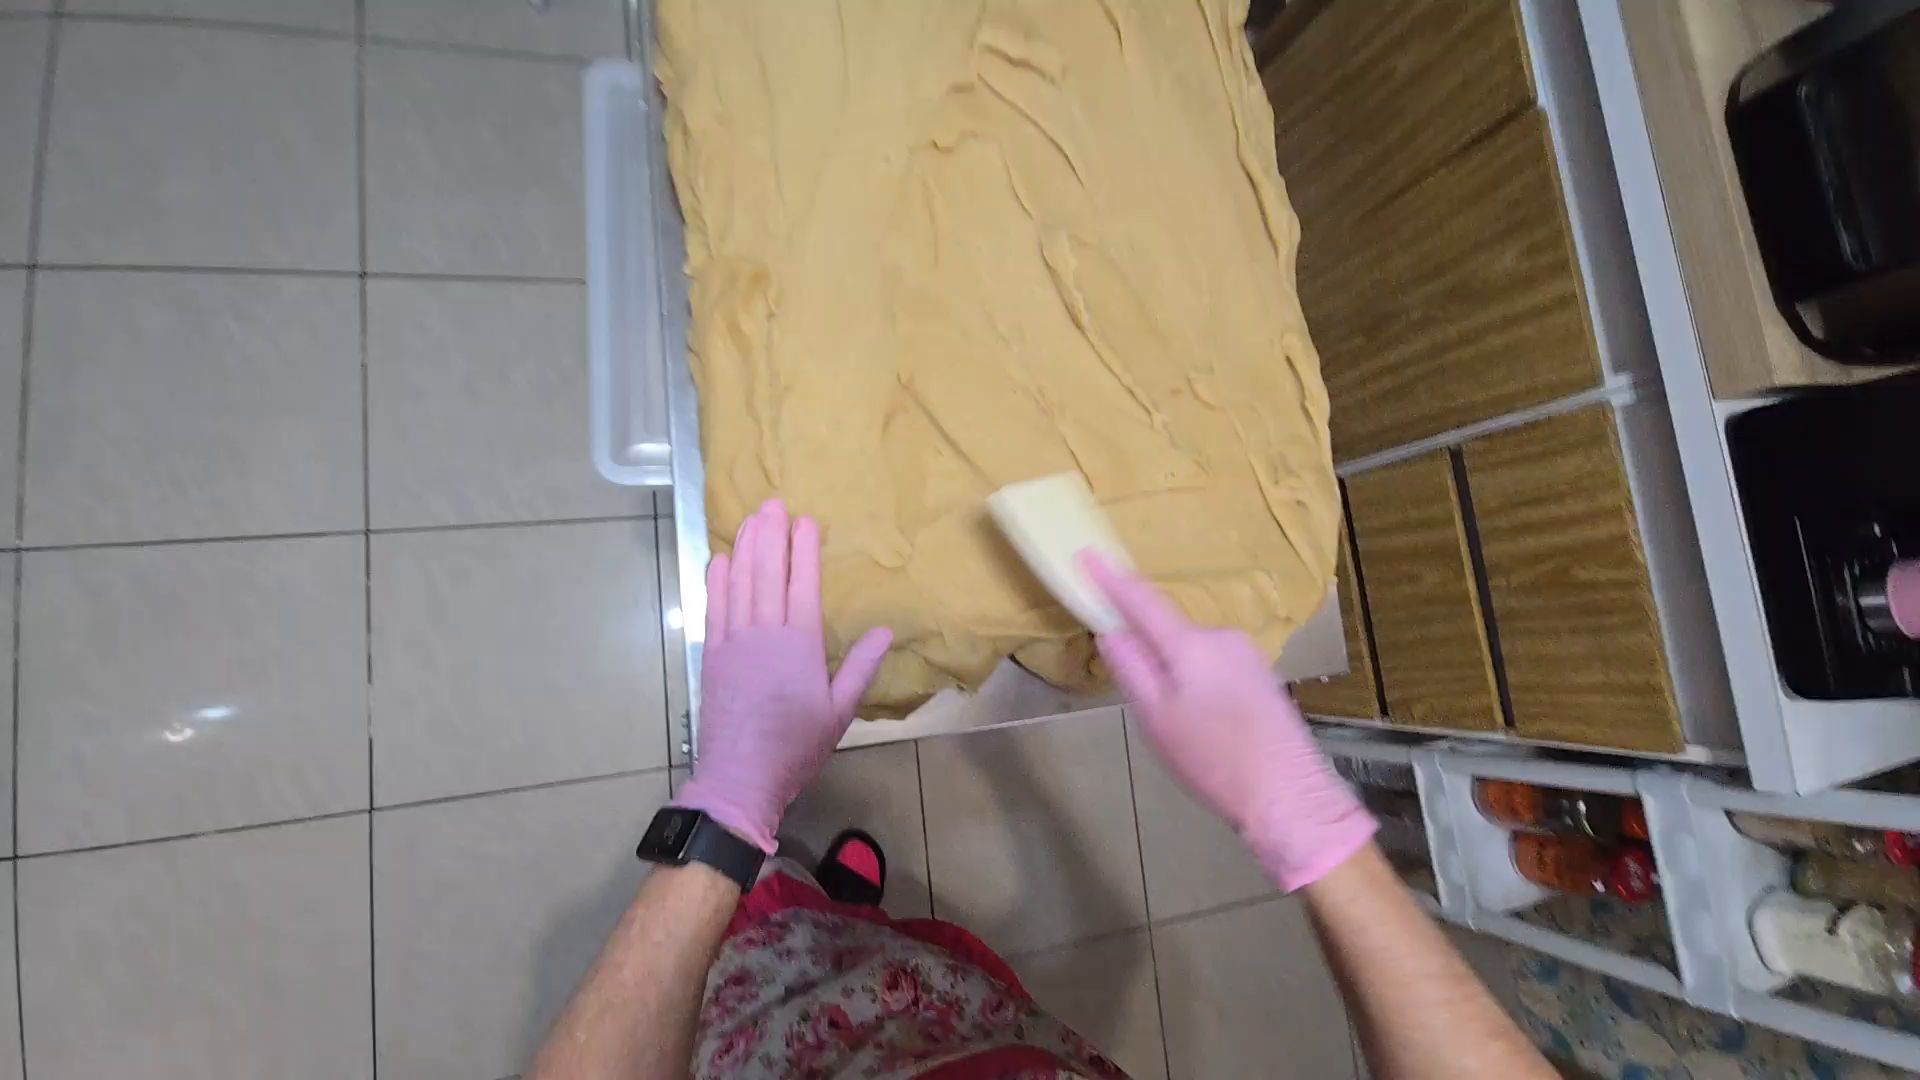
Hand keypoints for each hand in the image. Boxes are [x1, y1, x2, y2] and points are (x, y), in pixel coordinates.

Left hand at [674, 499, 892, 852]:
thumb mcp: (841, 710)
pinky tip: (720, 559)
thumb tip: (886, 630)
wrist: (740, 777)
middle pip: (767, 572)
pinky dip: (716, 580)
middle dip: (770, 535)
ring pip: (739, 582)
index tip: (805, 520)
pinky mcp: (712, 654)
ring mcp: (733, 640)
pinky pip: (714, 607)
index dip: (804, 548)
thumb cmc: (797, 745)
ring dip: (745, 547)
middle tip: (772, 503)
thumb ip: (861, 667)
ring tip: (750, 518)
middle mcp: (765, 632)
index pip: (802, 582)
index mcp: (800, 643)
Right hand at [1082, 553, 1374, 890]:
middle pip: (1167, 627)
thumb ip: (1131, 668)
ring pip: (1190, 649)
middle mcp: (1222, 637)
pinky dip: (1193, 677)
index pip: (1142, 600)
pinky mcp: (1260, 675)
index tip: (1088, 554)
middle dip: (1143, 643)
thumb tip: (1111, 631)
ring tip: (1172, 720)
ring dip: (1170, 667)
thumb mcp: (1157, 718)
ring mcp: (1246, 654)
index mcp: (1191, 644)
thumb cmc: (1213, 760)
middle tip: (1132, 689)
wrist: (1291, 799)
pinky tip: (1199, 718)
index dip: (1111, 577)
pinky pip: (1211, 662)